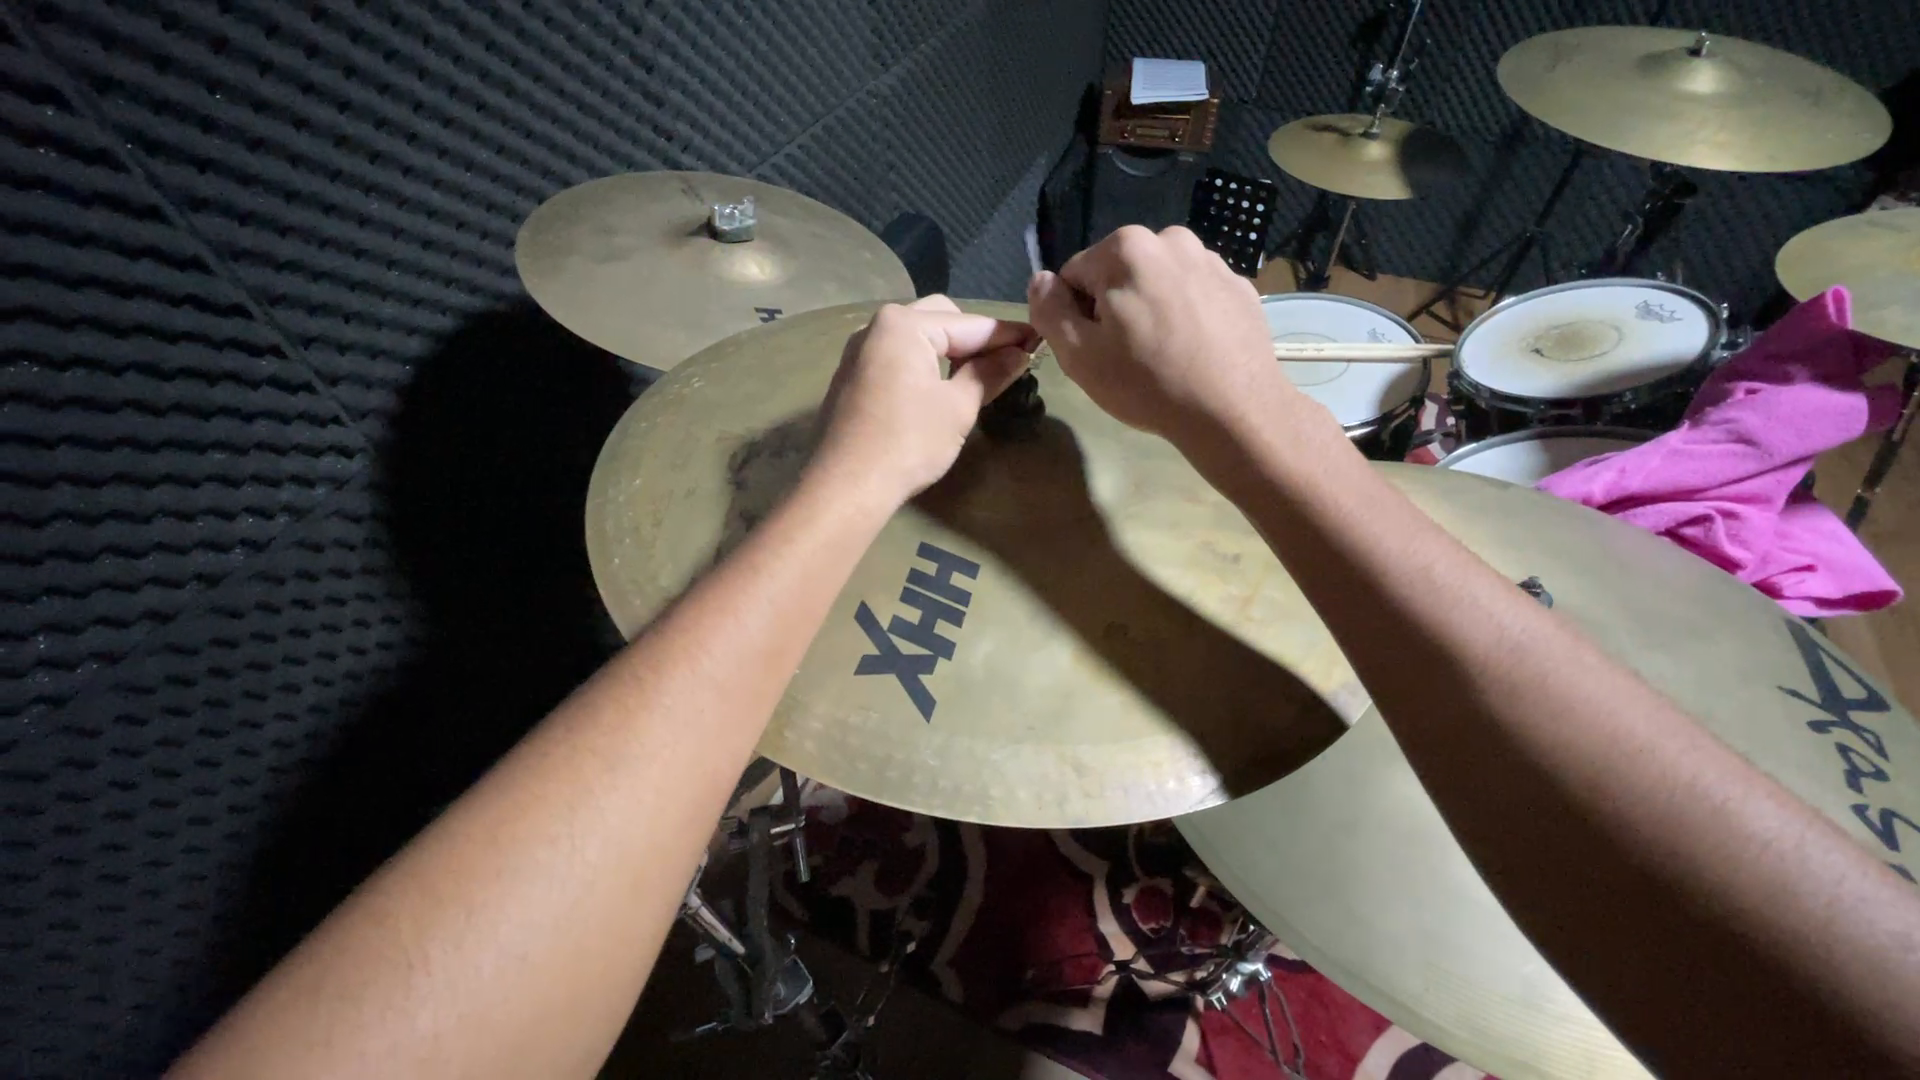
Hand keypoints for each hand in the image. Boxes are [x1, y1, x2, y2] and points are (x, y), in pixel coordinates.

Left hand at [811, 295, 1035, 505]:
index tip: (1039, 342)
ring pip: (917, 338)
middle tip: (1006, 363)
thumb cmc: (908, 443)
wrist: (846, 486)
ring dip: (949, 351)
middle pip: (940, 320)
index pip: (970, 324)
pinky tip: (939, 390)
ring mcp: (859, 351)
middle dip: (975, 338)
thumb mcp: (958, 407)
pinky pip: (897, 357)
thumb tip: (1020, 354)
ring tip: (977, 377)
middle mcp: (877, 326)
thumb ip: (989, 373)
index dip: (1008, 335)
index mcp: (905, 325)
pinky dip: (924, 365)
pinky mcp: (852, 377)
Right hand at [1027, 226, 1289, 448]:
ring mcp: (1211, 261)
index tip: (1093, 350)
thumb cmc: (1147, 383)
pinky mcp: (1239, 287)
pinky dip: (1186, 318)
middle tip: (1126, 358)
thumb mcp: (1078, 355)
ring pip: (1158, 284)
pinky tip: (1192, 353)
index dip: (1075, 316)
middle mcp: (1170, 239)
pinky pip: (1194, 296)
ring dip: (1151, 312)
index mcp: (1125, 248)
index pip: (1074, 276)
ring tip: (1162, 357)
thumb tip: (1040, 281)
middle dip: (1114, 309)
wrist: (1233, 411)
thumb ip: (1049, 310)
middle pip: (1118, 275)